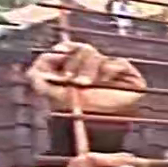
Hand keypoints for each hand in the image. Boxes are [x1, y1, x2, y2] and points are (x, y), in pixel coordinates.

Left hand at [26, 41, 146, 117]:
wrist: (100, 119)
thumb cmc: (75, 106)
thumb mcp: (46, 89)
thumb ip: (37, 71)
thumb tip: (50, 54)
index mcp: (73, 64)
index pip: (70, 46)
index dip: (66, 47)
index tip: (60, 53)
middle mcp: (92, 63)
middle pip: (84, 49)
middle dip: (75, 64)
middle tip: (74, 80)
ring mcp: (111, 68)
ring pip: (99, 57)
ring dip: (89, 70)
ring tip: (86, 84)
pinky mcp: (129, 74)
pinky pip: (117, 63)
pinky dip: (108, 71)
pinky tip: (106, 81)